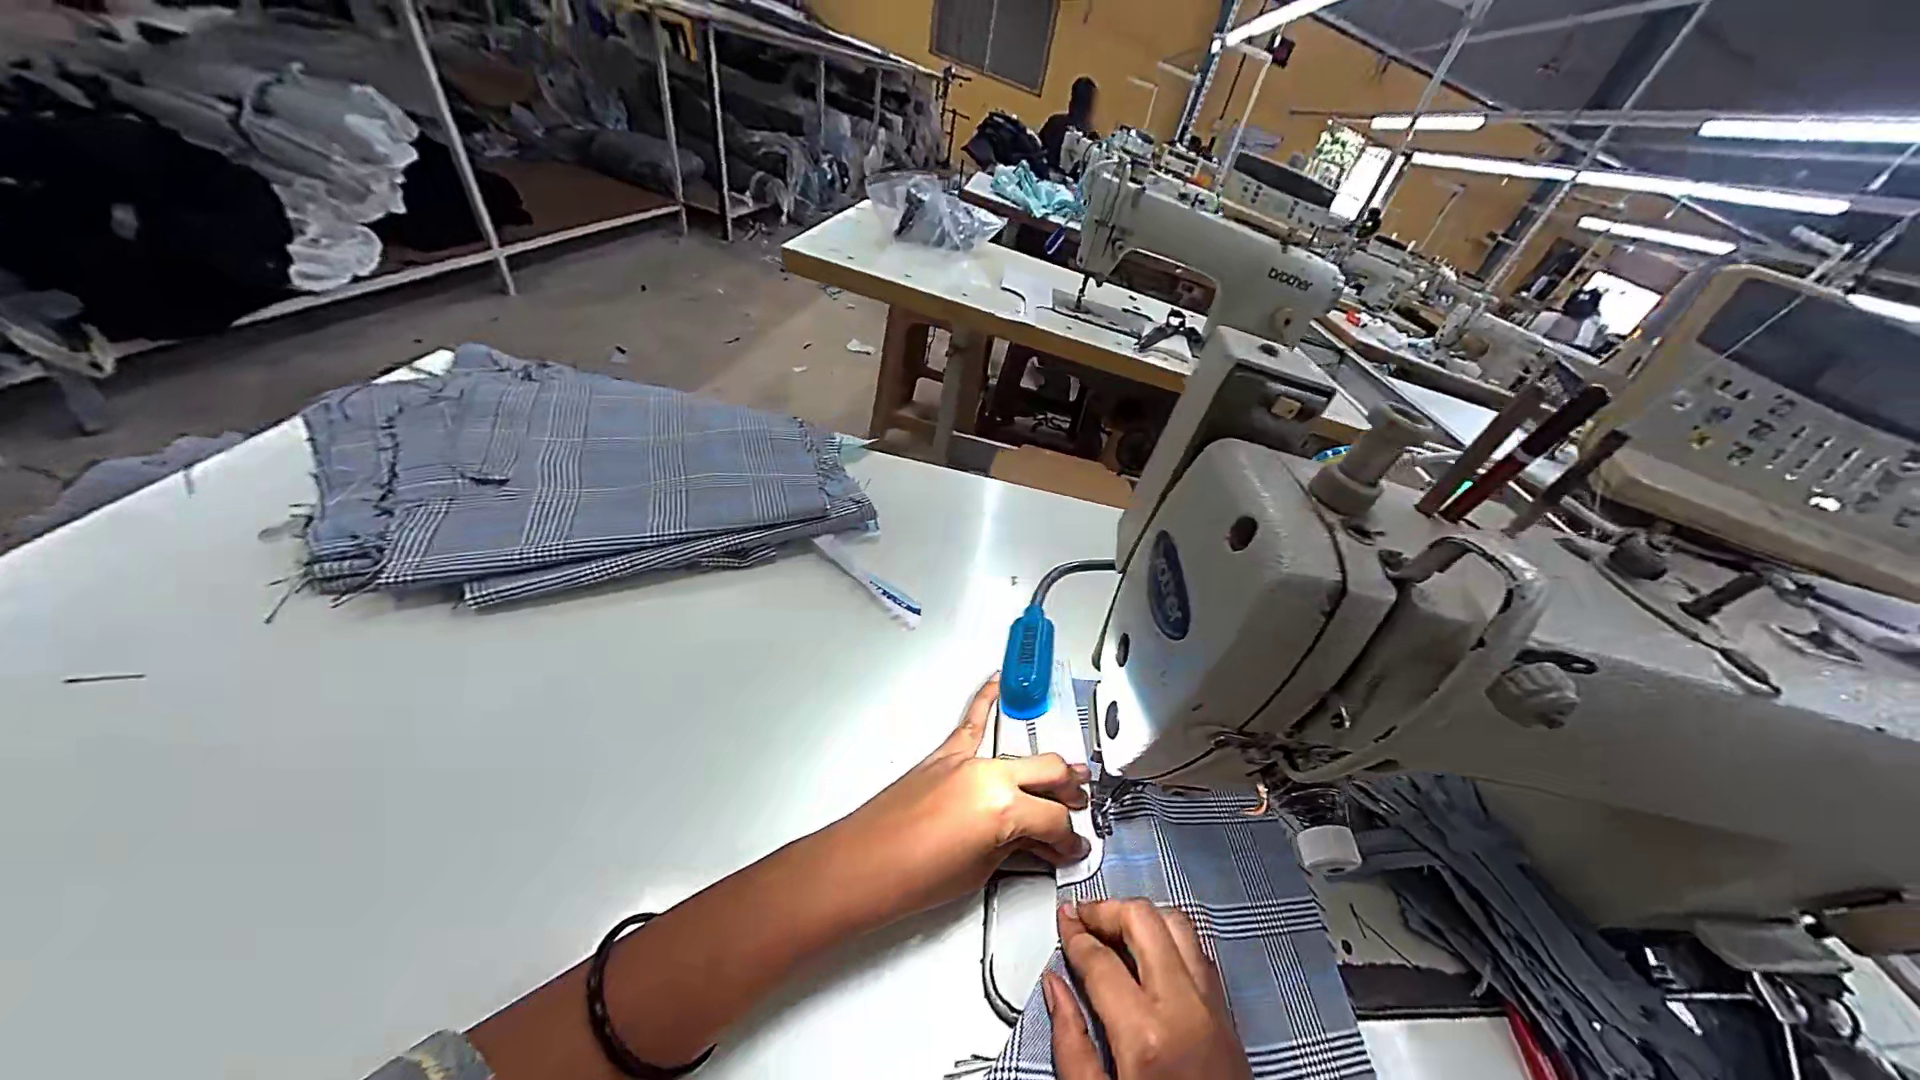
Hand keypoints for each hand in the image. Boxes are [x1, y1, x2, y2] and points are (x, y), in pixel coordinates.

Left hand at [823, 673, 1090, 921]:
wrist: (864, 864)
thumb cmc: (911, 875)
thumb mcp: (981, 871)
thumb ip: (1017, 847)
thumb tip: (1035, 841)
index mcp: (1003, 809)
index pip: (1054, 820)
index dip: (1068, 840)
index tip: (1070, 848)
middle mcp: (988, 775)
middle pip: (1049, 772)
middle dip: (1069, 792)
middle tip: (1076, 808)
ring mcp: (966, 760)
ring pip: (1021, 751)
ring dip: (1046, 764)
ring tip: (1065, 774)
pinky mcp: (945, 755)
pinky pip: (973, 720)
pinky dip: (987, 699)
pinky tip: (999, 684)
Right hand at [1044, 899, 1251, 1079]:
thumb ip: (1071, 1043)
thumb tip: (1055, 988)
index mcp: (1145, 1035)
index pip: (1100, 957)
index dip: (1074, 932)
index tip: (1063, 920)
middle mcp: (1183, 1009)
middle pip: (1143, 921)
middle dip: (1107, 909)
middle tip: (1083, 916)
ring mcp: (1212, 1009)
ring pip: (1177, 923)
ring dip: (1142, 916)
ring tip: (1115, 925)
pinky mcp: (1229, 1017)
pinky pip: (1199, 951)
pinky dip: (1171, 936)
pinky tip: (1151, 949)